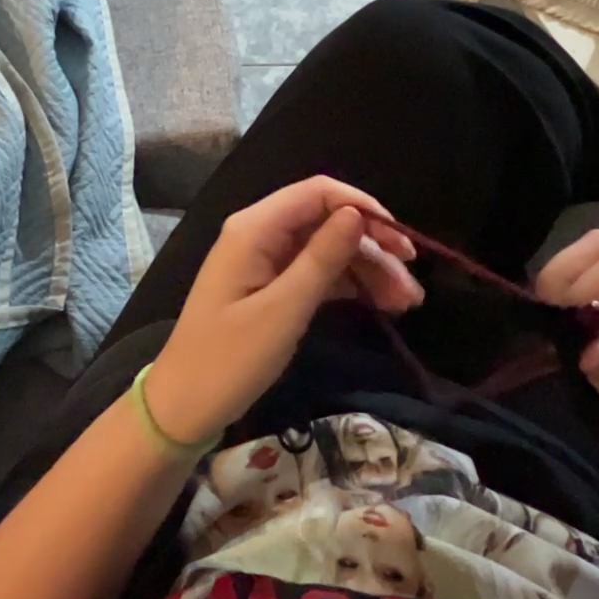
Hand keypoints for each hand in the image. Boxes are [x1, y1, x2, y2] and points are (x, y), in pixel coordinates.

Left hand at [142, 177, 423, 445]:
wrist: (185, 405)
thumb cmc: (229, 359)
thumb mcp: (283, 310)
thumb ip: (322, 259)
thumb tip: (357, 214)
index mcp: (254, 228)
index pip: (317, 192)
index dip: (363, 208)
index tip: (403, 243)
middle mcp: (259, 234)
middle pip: (327, 221)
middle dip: (372, 247)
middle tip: (413, 285)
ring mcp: (265, 260)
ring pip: (327, 248)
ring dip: (368, 270)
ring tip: (408, 303)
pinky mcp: (270, 286)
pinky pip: (317, 272)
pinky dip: (349, 286)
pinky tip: (383, 305)